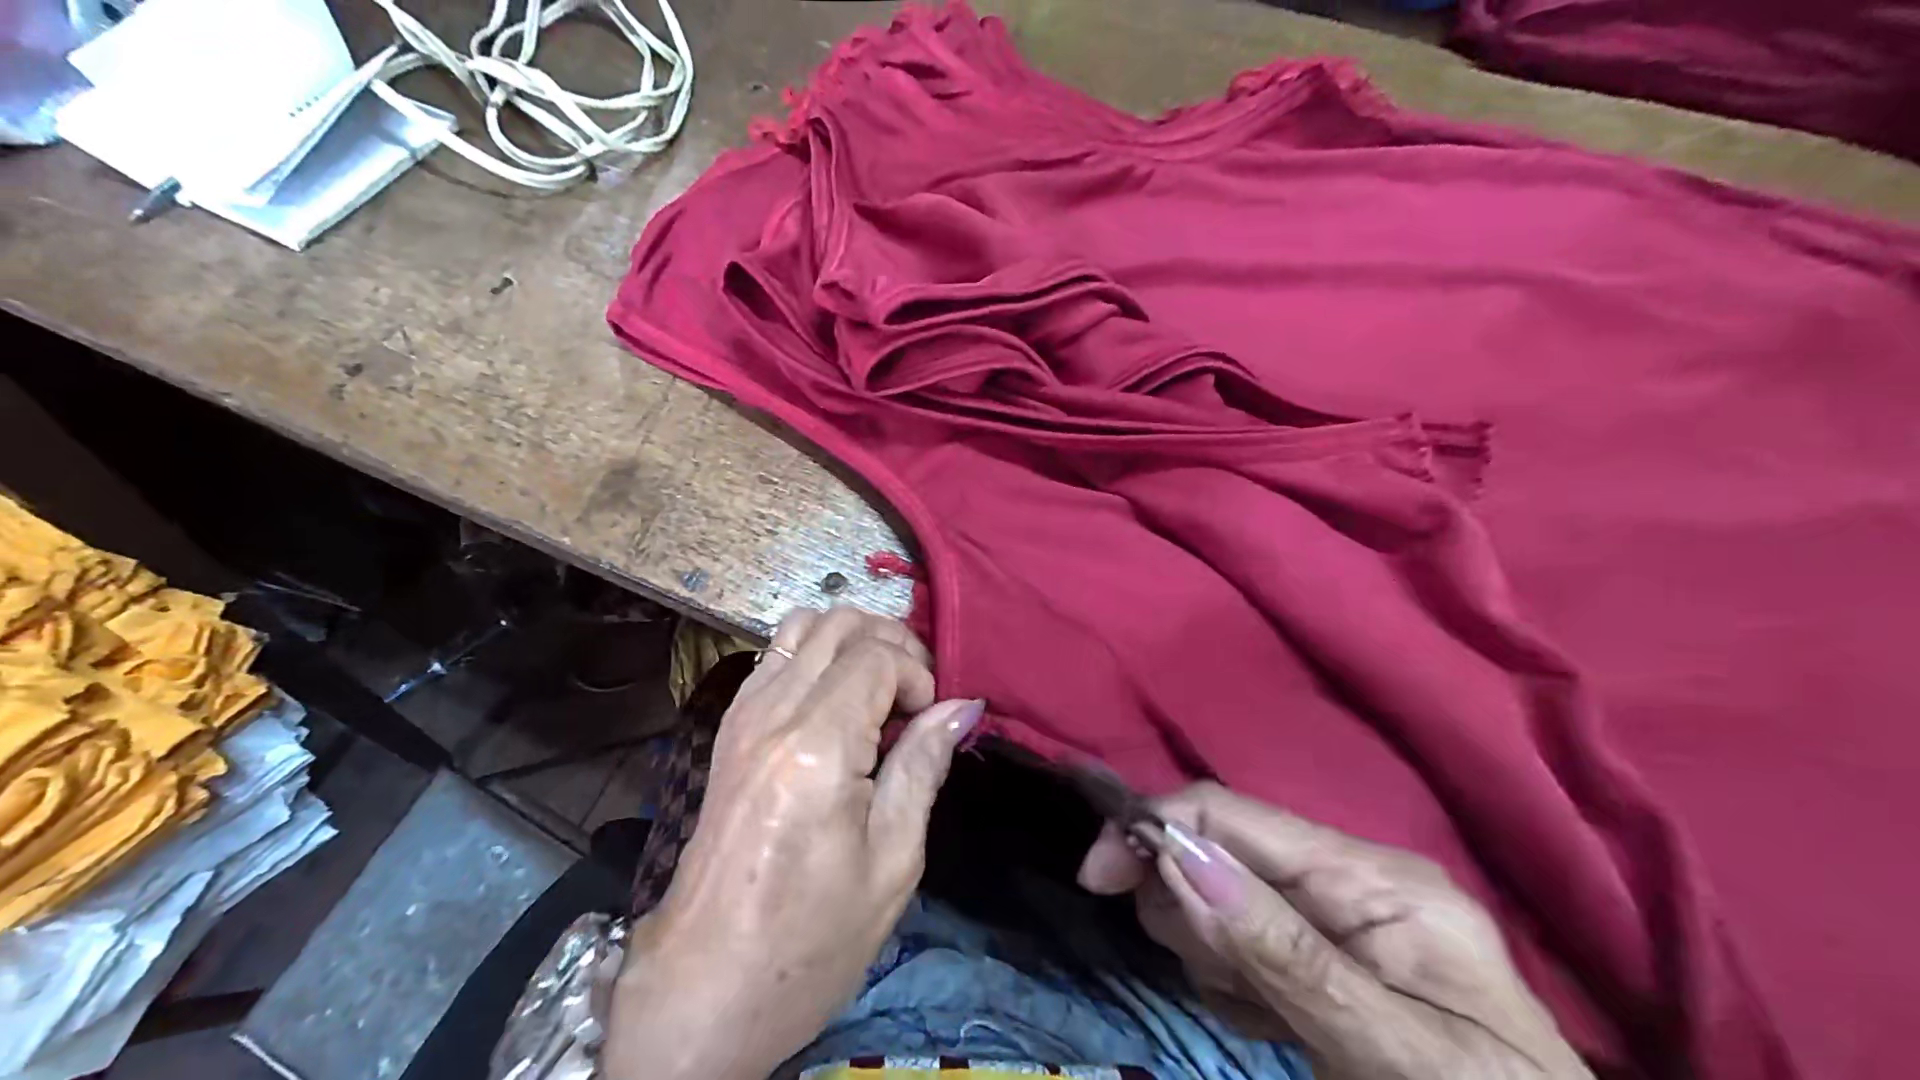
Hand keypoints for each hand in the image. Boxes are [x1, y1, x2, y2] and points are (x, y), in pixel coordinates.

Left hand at [604, 607, 981, 1079]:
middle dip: (891, 642)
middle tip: (915, 694)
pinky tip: (838, 699)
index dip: (918, 675)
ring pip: (804, 624)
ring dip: (852, 640)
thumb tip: (963, 708)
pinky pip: (776, 654)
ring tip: (880, 688)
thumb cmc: (812, 938)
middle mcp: (771, 713)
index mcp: (816, 747)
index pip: (876, 656)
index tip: (932, 720)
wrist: (707, 983)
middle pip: (839, 622)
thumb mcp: (892, 859)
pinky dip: (817, 654)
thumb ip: (924, 766)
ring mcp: (741, 714)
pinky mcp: (727, 726)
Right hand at [1079, 783, 1591, 1079]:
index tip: (1095, 877)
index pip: (1235, 814)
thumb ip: (1285, 953)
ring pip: (1216, 897)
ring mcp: (1335, 920)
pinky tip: (1271, 1027)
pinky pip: (1235, 943)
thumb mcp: (1399, 1054)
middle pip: (1217, 849)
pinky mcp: (1320, 957)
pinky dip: (1229, 981)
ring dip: (1209, 952)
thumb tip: (1179, 855)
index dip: (1155, 825)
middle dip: (1187, 905)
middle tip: (1220, 984)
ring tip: (1261, 1018)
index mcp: (1375, 879)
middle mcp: (1349, 880)